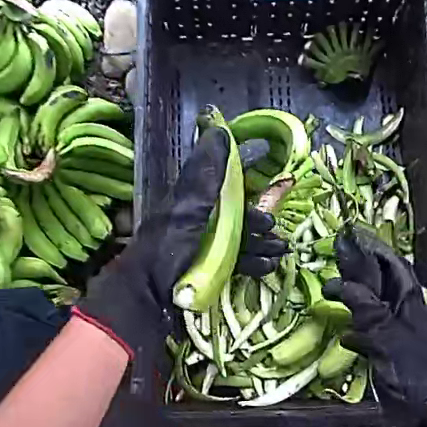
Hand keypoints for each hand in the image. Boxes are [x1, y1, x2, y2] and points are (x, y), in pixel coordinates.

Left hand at [75, 126, 283, 360]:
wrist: (148, 297)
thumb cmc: (167, 248)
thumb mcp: (187, 206)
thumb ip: (206, 173)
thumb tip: (219, 129)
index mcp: (192, 202)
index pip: (224, 186)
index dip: (247, 185)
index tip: (268, 190)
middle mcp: (199, 222)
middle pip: (238, 217)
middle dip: (259, 222)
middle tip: (272, 230)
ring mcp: (205, 249)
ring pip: (242, 241)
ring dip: (263, 244)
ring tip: (278, 251)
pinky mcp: (210, 273)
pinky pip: (238, 264)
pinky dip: (255, 264)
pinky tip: (267, 267)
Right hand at [328, 229, 426, 426]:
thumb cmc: (419, 378)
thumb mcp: (389, 342)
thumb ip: (368, 314)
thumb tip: (345, 285)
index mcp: (411, 307)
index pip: (394, 269)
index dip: (376, 252)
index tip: (355, 237)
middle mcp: (409, 317)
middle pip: (385, 286)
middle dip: (364, 272)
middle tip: (341, 260)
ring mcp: (404, 338)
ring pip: (379, 309)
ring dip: (360, 299)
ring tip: (338, 291)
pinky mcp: (398, 358)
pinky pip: (374, 335)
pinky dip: (359, 331)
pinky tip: (346, 336)